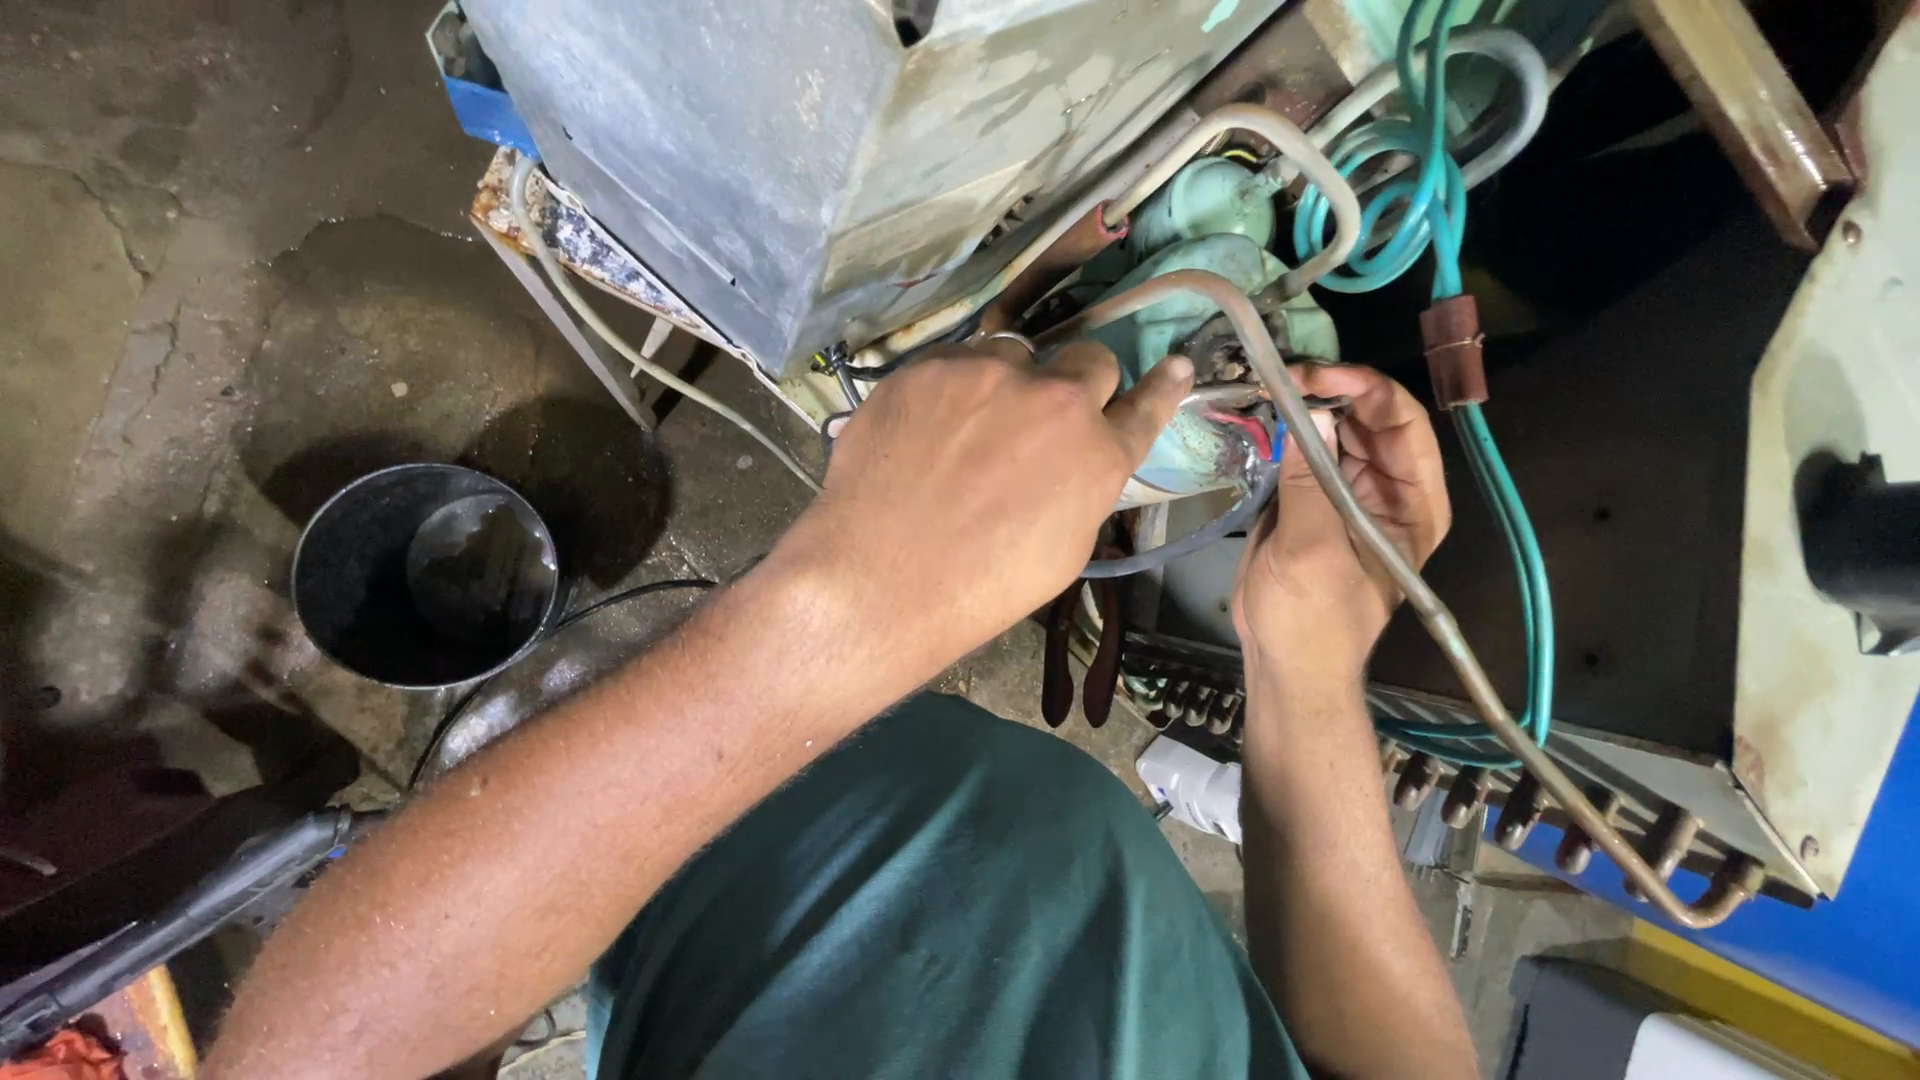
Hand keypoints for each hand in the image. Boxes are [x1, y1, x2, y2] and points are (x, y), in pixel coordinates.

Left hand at [772, 339, 1191, 677]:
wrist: (883, 576)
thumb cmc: (981, 586)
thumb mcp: (1063, 548)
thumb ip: (1083, 486)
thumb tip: (1076, 459)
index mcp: (1097, 454)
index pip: (1145, 408)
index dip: (1162, 388)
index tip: (1176, 365)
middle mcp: (1053, 400)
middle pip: (1089, 359)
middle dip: (1076, 384)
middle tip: (1041, 418)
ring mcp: (988, 375)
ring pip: (1016, 353)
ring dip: (1008, 382)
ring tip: (969, 428)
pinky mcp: (929, 367)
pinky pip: (956, 361)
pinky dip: (953, 387)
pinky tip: (926, 428)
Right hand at [1231, 364, 1449, 697]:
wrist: (1283, 661)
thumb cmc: (1313, 618)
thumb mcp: (1314, 549)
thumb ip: (1311, 482)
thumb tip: (1310, 413)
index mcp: (1414, 504)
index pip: (1404, 426)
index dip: (1367, 391)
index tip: (1318, 375)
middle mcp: (1387, 491)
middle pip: (1370, 420)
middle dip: (1334, 391)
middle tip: (1285, 375)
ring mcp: (1347, 494)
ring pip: (1336, 431)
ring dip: (1309, 406)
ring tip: (1272, 386)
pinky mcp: (1310, 500)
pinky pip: (1306, 453)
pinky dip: (1289, 431)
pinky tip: (1266, 414)